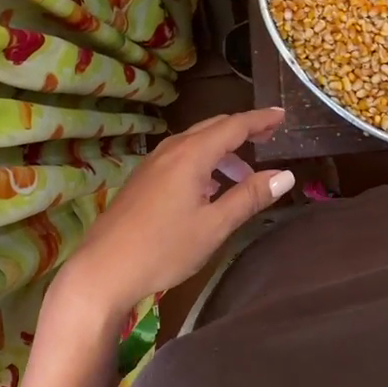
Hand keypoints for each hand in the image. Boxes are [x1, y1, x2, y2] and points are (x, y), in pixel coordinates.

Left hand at [57, 108, 293, 313]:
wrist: (102, 271)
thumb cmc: (163, 249)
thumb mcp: (214, 226)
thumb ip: (249, 197)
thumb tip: (285, 175)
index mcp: (192, 154)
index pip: (235, 126)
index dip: (261, 119)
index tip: (282, 115)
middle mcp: (172, 149)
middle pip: (214, 128)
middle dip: (243, 131)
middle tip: (270, 138)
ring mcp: (154, 163)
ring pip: (197, 143)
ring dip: (223, 152)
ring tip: (244, 176)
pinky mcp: (144, 178)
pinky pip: (182, 156)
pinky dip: (204, 162)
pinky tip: (209, 189)